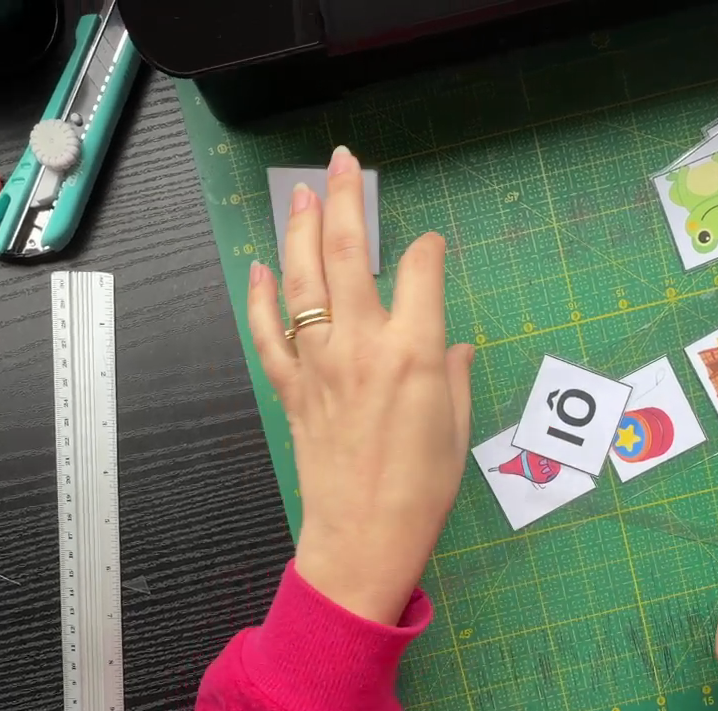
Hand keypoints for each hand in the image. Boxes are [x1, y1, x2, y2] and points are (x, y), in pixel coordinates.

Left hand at [247, 146, 475, 624]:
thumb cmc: (422, 492)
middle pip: (348, 252)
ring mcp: (319, 363)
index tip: (431, 247)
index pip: (421, 272)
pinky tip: (261, 268)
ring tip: (301, 194)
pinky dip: (262, 297)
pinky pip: (270, 332)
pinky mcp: (293, 388)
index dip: (428, 251)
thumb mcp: (457, 429)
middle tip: (345, 164)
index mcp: (414, 352)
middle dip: (348, 199)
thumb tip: (449, 344)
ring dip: (300, 229)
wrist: (364, 538)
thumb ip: (452, 375)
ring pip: (302, 279)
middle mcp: (362, 345)